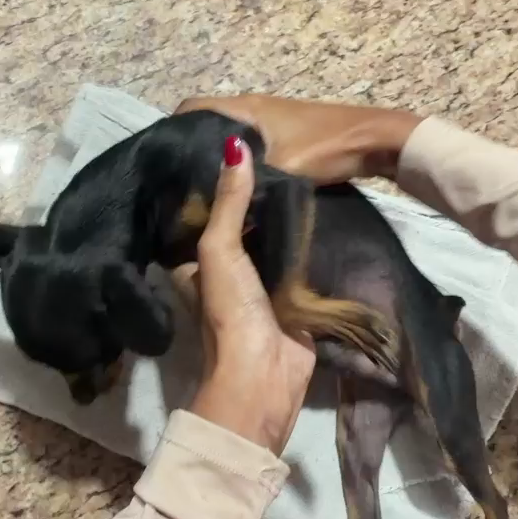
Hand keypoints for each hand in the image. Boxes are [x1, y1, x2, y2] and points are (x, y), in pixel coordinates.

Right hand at [175, 94, 422, 183]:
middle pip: (208, 123)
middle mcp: (252, 107)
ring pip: (230, 136)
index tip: (161, 163)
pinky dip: (238, 162)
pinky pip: (250, 145)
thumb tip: (213, 205)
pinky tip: (237, 189)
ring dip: (216, 158)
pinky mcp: (286, 134)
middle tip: (178, 185)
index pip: (190, 108)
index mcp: (244, 108)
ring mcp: (271, 120)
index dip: (171, 131)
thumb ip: (247, 184)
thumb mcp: (282, 169)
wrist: (378, 141)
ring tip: (201, 191)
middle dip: (191, 150)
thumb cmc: (327, 148)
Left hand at [180, 136, 316, 454]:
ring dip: (284, 220)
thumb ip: (228, 201)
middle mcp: (224, 273)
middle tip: (280, 153)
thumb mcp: (218, 249)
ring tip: (303, 172)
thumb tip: (236, 143)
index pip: (201, 215)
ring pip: (270, 244)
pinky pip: (299, 263)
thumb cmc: (229, 310)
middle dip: (255, 200)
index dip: (214, 186)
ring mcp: (259, 287)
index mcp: (194, 263)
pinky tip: (323, 211)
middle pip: (240, 228)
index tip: (234, 146)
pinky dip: (308, 243)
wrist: (264, 374)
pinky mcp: (291, 299)